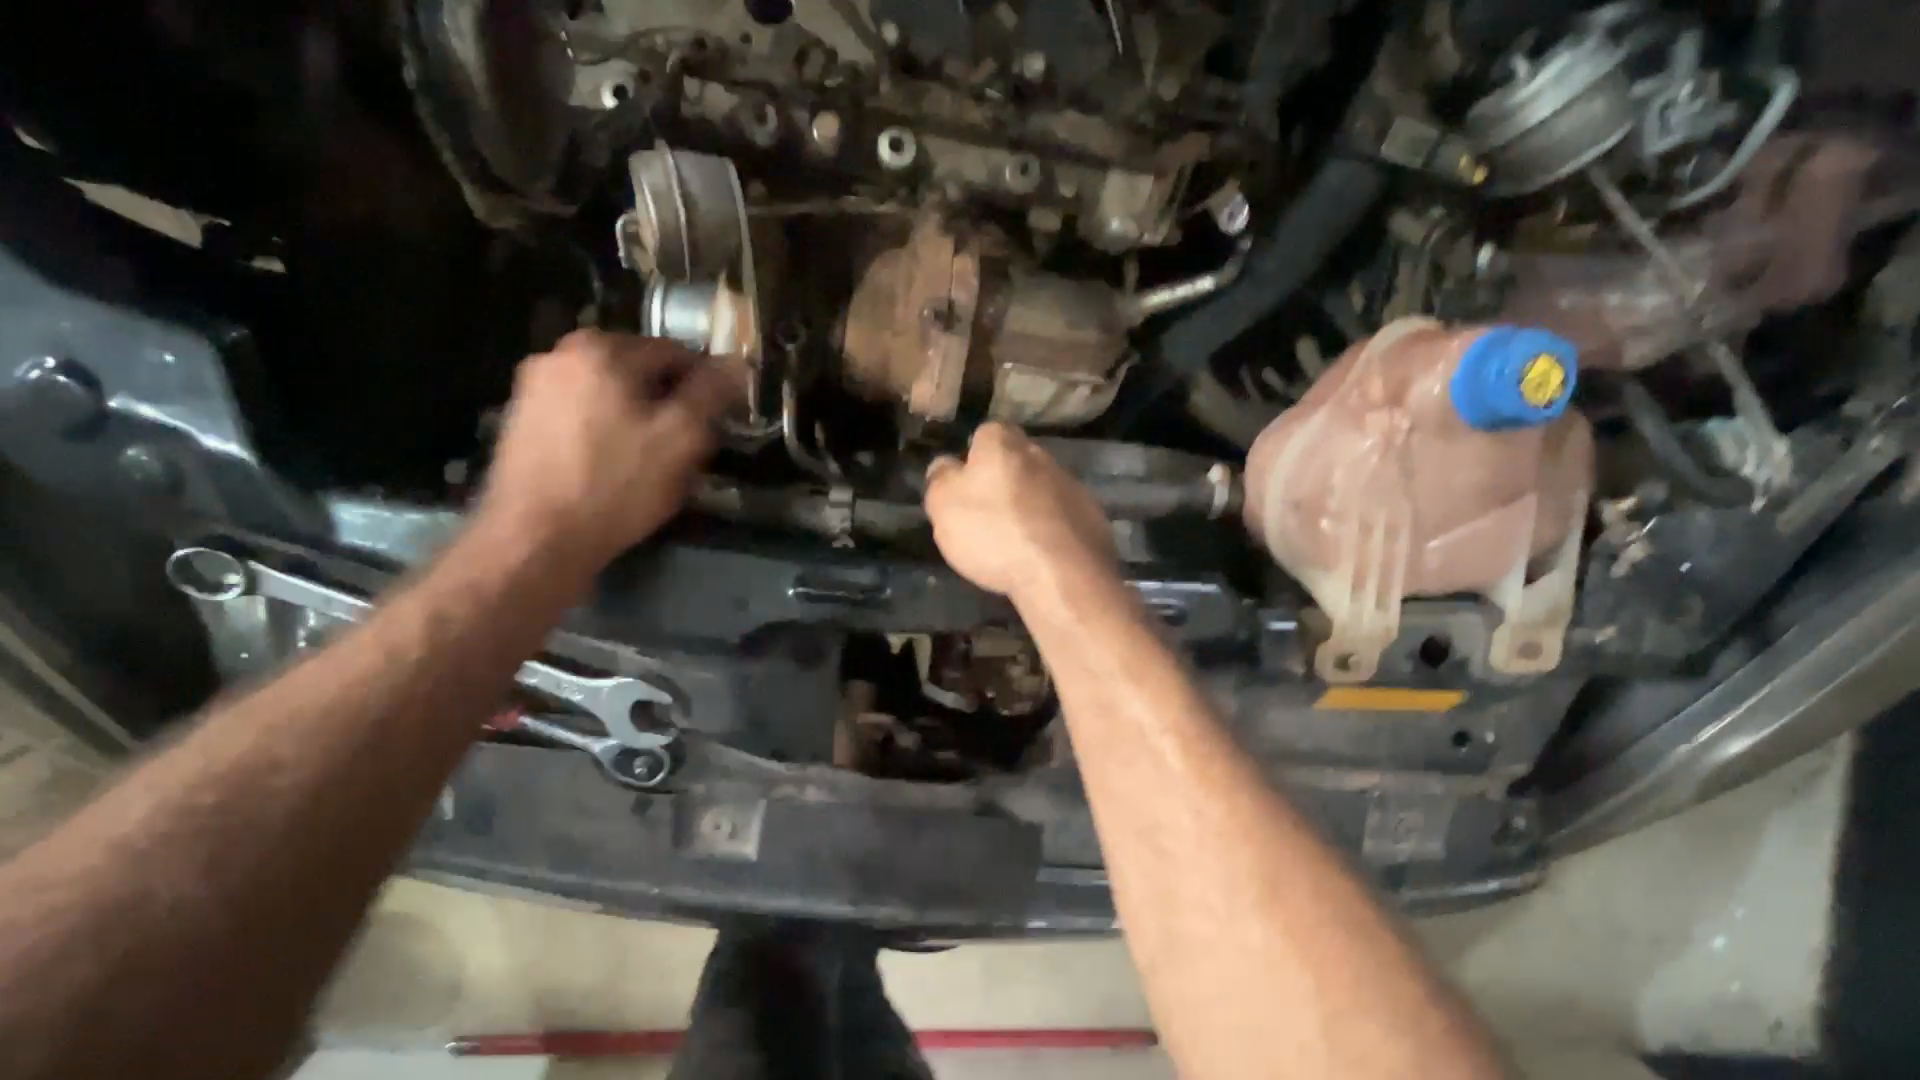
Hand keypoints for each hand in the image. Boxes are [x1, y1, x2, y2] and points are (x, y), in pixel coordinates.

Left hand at [479, 329, 740, 568]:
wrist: (534, 540)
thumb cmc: (615, 486)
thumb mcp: (680, 439)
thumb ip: (711, 392)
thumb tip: (735, 361)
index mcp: (602, 348)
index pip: (676, 351)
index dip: (705, 386)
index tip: (716, 422)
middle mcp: (560, 354)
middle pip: (638, 371)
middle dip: (666, 402)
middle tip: (686, 446)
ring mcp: (534, 387)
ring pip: (609, 394)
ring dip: (635, 417)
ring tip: (650, 462)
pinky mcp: (521, 421)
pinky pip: (581, 414)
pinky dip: (603, 431)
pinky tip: (612, 469)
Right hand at [924, 423, 1117, 605]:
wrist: (1061, 574)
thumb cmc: (993, 532)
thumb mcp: (943, 505)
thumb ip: (940, 478)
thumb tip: (946, 464)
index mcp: (1003, 442)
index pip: (985, 434)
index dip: (972, 458)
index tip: (965, 486)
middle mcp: (1041, 454)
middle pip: (1016, 461)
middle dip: (1003, 482)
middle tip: (986, 516)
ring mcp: (1071, 485)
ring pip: (1041, 489)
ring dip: (1028, 507)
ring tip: (1014, 541)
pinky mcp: (1092, 516)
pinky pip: (1062, 517)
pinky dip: (1051, 529)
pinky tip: (1040, 554)